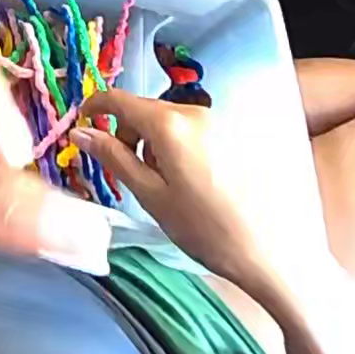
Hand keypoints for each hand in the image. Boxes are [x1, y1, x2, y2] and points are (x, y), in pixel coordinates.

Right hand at [75, 91, 334, 313]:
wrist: (275, 255)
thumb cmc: (205, 228)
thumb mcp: (150, 195)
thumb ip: (113, 156)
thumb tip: (79, 131)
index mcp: (168, 123)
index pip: (118, 98)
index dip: (94, 105)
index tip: (81, 121)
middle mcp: (192, 110)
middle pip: (143, 109)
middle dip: (125, 131)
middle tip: (124, 169)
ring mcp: (216, 119)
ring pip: (166, 119)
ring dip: (151, 140)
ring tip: (160, 181)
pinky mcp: (232, 132)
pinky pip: (189, 127)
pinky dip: (174, 143)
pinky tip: (186, 179)